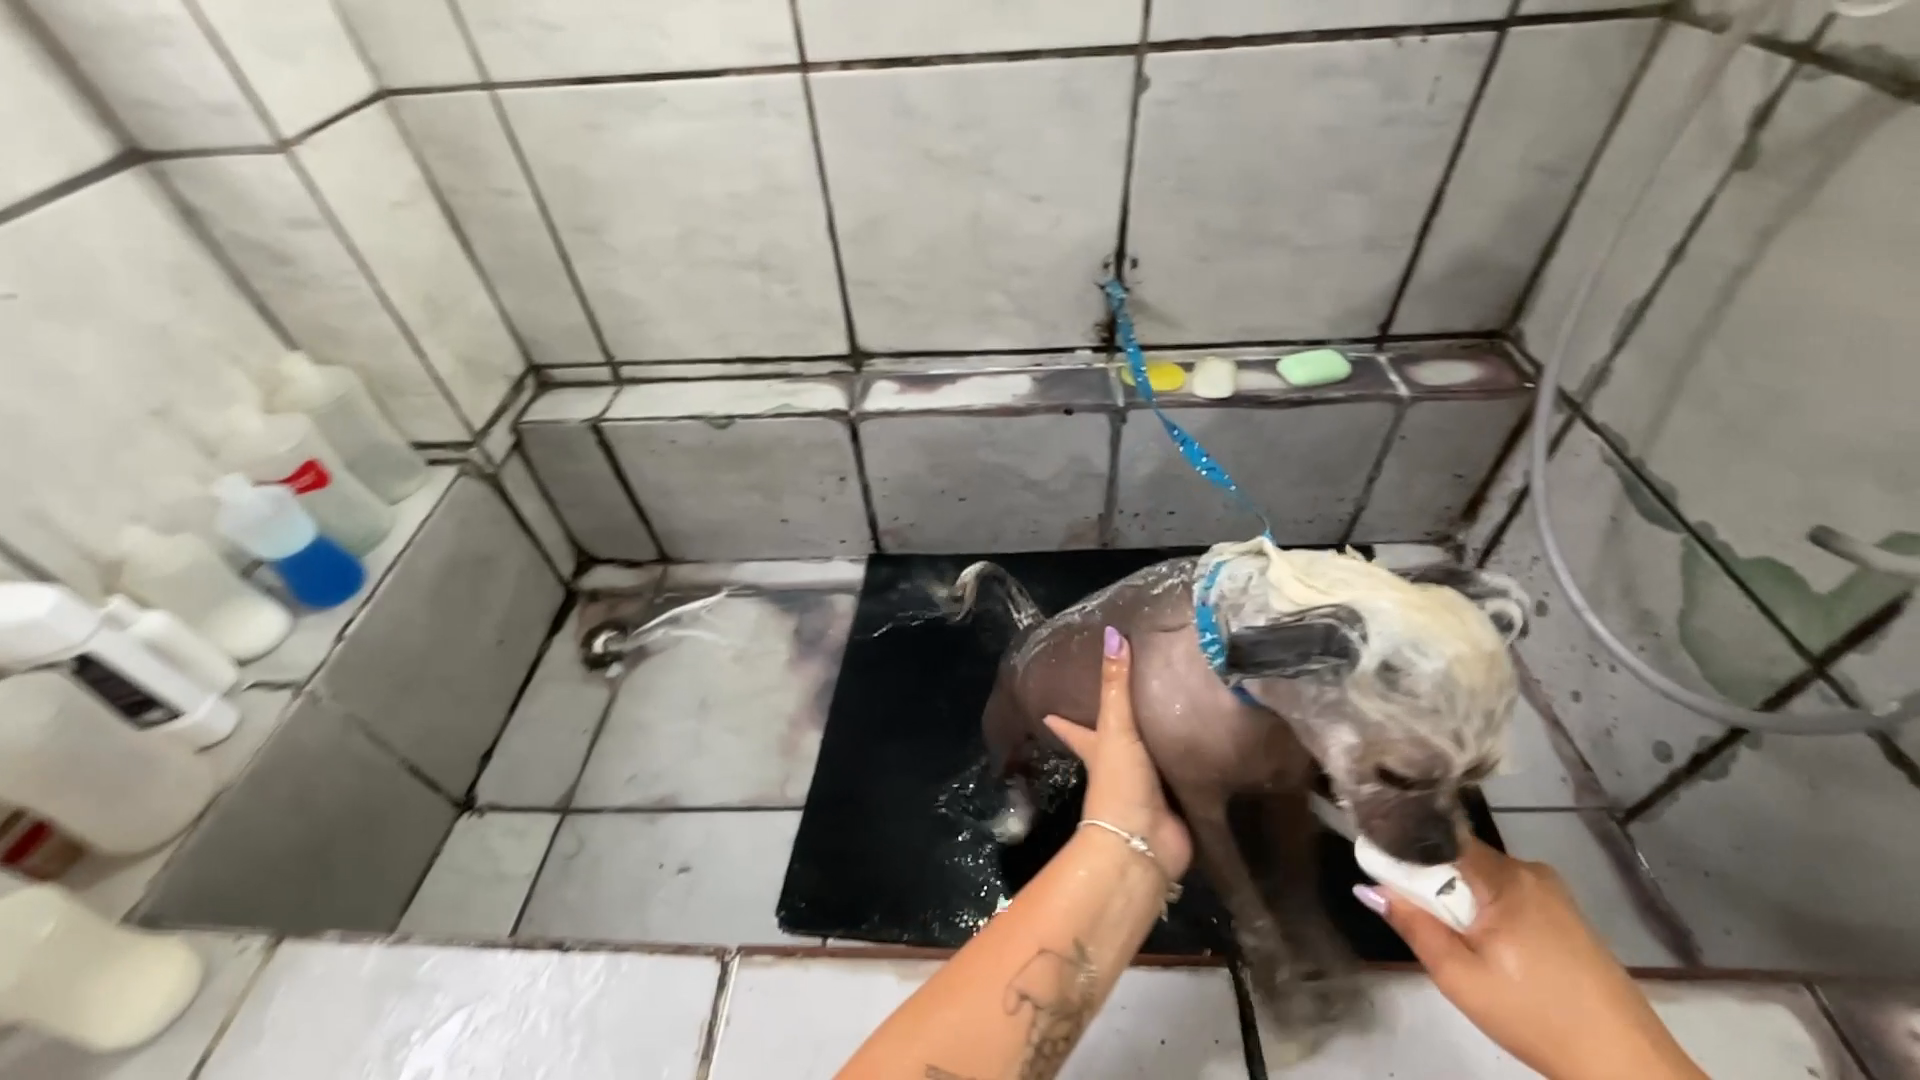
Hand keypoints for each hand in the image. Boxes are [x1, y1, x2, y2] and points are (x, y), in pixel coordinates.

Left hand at [1044, 626, 1192, 881]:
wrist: (1143, 843)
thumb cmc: (1119, 783)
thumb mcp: (1115, 729)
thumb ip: (1116, 686)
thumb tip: (1111, 634)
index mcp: (1098, 750)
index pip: (1074, 730)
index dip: (1063, 721)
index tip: (1048, 711)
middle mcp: (1121, 767)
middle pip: (1117, 743)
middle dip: (1123, 729)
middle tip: (1138, 701)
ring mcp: (1149, 787)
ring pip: (1155, 759)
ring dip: (1164, 745)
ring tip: (1182, 717)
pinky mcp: (1177, 802)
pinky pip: (1186, 777)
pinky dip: (1194, 767)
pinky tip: (1211, 754)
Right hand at [1360, 838, 1705, 1079]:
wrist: (1626, 1064)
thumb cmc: (1535, 1016)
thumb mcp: (1459, 977)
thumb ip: (1413, 926)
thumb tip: (1369, 887)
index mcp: (1505, 877)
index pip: (1438, 838)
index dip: (1405, 852)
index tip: (1381, 874)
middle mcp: (1530, 870)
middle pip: (1459, 859)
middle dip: (1434, 888)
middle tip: (1428, 930)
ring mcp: (1553, 892)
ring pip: (1482, 880)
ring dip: (1461, 905)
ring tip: (1466, 951)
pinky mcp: (1566, 914)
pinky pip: (1508, 896)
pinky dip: (1489, 915)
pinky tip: (1497, 956)